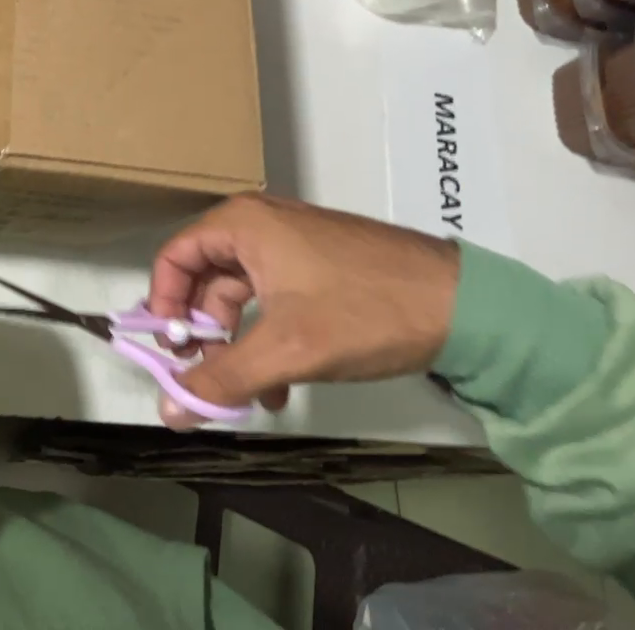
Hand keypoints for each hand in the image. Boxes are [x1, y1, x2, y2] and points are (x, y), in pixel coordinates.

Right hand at [149, 194, 458, 428]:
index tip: (173, 351)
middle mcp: (259, 224)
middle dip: (205, 334)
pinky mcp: (317, 264)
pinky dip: (267, 338)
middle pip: (205, 279)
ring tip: (250, 393)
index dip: (163, 306)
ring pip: (240, 295)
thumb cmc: (364, 313)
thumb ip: (221, 379)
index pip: (174, 259)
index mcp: (242, 224)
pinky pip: (271, 299)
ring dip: (239, 346)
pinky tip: (281, 384)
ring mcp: (291, 242)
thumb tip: (168, 411)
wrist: (471, 307)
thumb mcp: (286, 349)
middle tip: (208, 377)